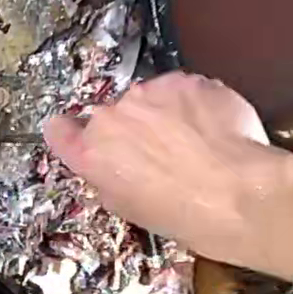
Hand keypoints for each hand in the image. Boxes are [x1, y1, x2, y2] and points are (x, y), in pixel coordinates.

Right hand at [43, 73, 292, 261]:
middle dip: (129, 130)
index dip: (68, 132)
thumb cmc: (176, 212)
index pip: (58, 131)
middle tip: (157, 154)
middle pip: (111, 116)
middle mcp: (111, 117)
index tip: (75, 134)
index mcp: (90, 153)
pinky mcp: (185, 80)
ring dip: (161, 113)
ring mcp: (148, 93)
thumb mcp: (125, 206)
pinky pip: (182, 89)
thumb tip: (114, 161)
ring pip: (148, 99)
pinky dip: (193, 104)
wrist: (234, 193)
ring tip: (191, 142)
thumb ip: (107, 174)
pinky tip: (211, 129)